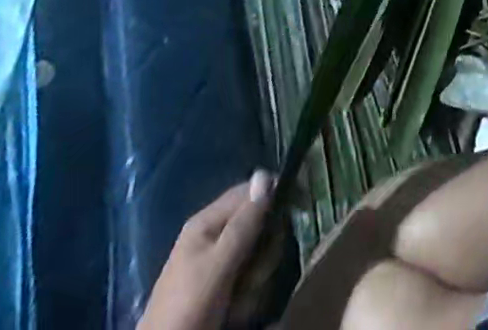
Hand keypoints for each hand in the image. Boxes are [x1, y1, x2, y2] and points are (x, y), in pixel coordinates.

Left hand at [139, 172, 271, 329]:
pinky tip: (237, 313)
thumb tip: (264, 174)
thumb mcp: (218, 264)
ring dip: (257, 281)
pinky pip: (251, 282)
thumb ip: (243, 223)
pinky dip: (249, 298)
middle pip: (259, 227)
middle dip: (264, 253)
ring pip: (259, 258)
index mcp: (208, 221)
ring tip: (239, 302)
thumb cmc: (189, 304)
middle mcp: (215, 237)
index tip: (299, 208)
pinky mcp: (224, 288)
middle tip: (252, 275)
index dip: (275, 195)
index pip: (250, 191)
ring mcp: (220, 264)